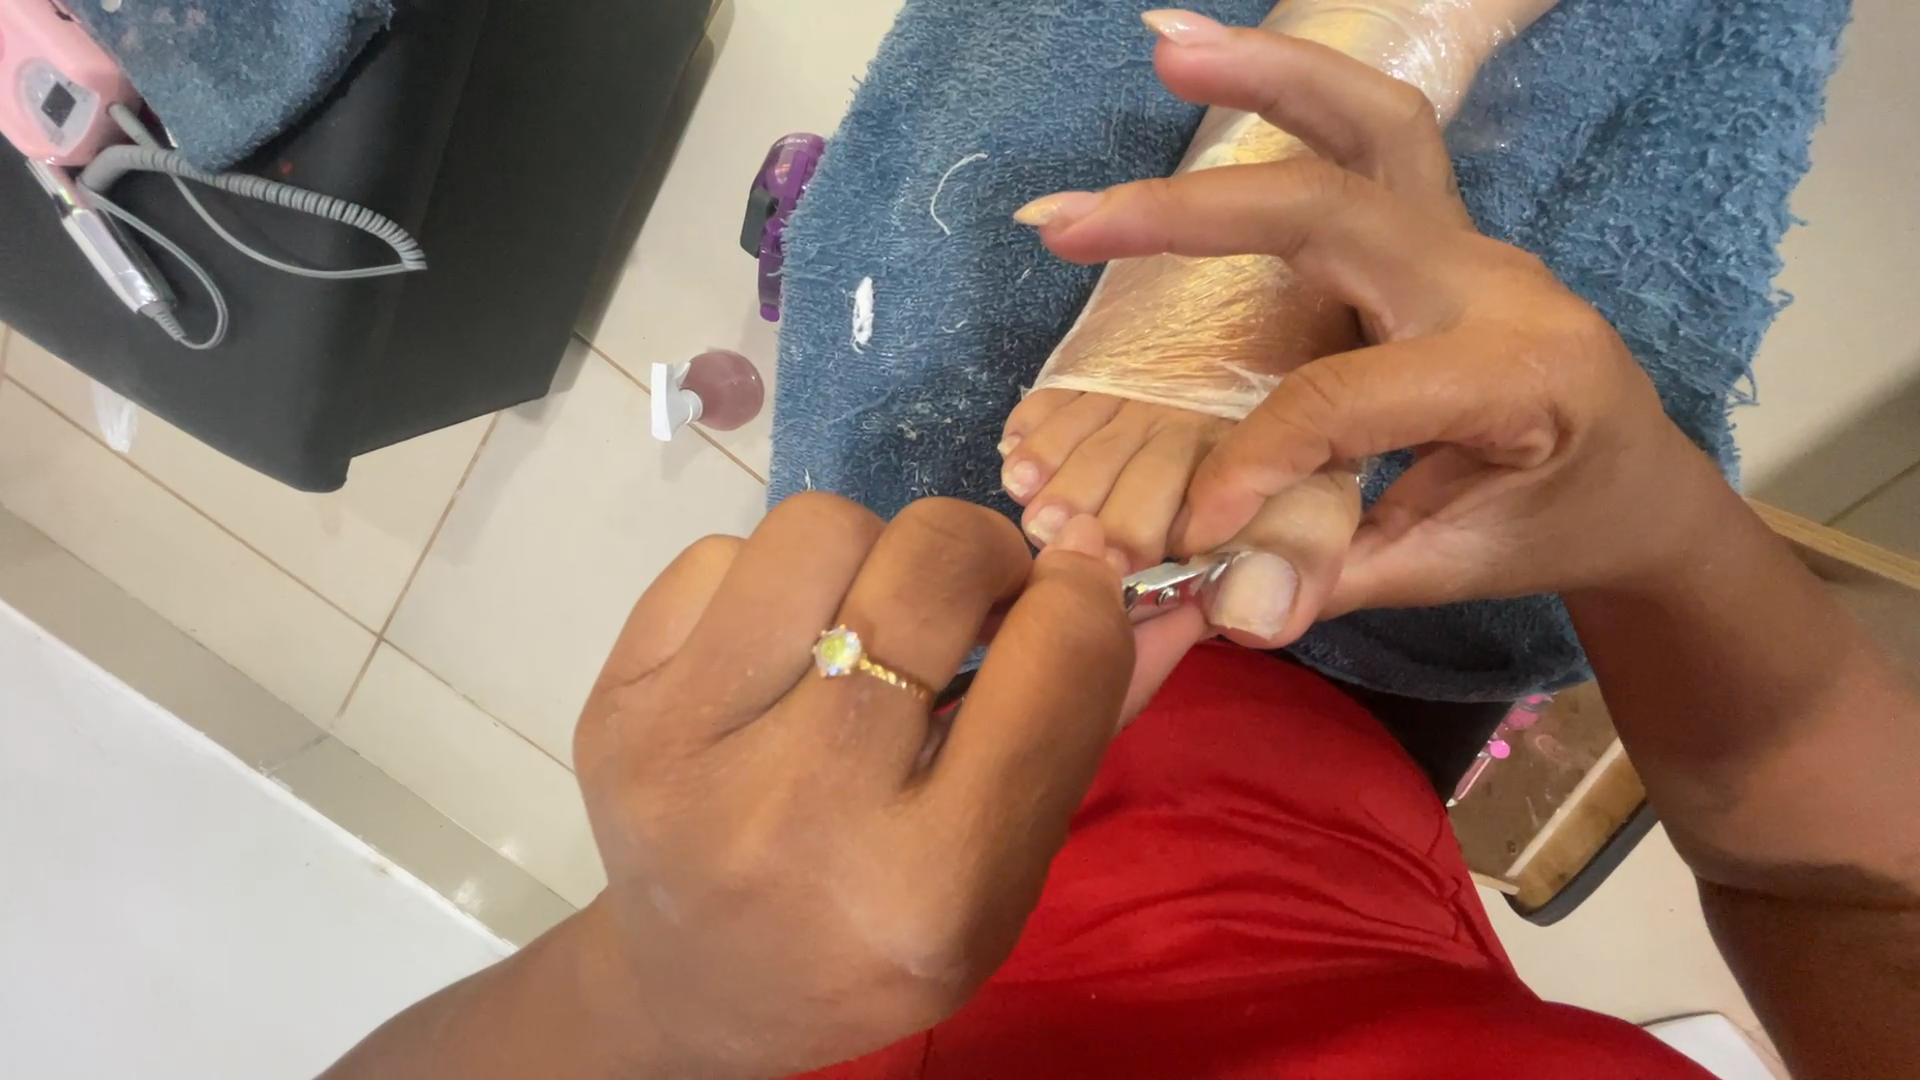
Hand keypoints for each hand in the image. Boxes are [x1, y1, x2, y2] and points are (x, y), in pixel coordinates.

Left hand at [567, 495, 1196, 1076]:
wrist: (701, 985)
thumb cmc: (881, 934)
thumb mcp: (1009, 863)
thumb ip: (1090, 716)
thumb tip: (1160, 592)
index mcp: (934, 881)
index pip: (1059, 655)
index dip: (1085, 596)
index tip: (1068, 595)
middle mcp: (802, 810)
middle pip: (930, 559)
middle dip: (982, 549)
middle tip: (977, 593)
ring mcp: (683, 748)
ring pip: (819, 525)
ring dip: (873, 549)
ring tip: (871, 615)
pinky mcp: (610, 703)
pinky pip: (721, 552)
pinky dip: (776, 576)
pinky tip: (779, 646)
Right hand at [1021, 35, 1729, 619]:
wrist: (1632, 478)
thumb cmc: (1549, 524)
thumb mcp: (1450, 570)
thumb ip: (1334, 579)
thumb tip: (1223, 609)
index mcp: (1513, 373)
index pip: (1339, 399)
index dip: (1252, 466)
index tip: (1195, 532)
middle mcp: (1491, 280)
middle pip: (1334, 204)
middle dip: (1188, 214)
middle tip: (1070, 220)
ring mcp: (1464, 241)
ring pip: (1373, 122)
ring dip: (1264, 78)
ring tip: (1163, 47)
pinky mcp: (1433, 234)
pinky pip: (1371, 139)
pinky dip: (1290, 94)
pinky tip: (1216, 70)